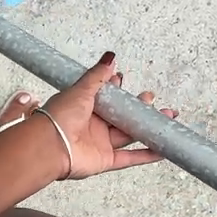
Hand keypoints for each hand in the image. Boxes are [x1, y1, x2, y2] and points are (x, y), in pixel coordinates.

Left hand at [40, 52, 176, 179]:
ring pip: (129, 134)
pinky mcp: (104, 160)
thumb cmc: (58, 117)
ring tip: (167, 116)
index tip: (125, 79)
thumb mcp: (80, 90)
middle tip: (149, 99)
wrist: (50, 146)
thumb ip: (97, 75)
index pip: (104, 97)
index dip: (116, 89)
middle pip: (120, 116)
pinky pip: (130, 157)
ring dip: (148, 127)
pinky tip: (162, 148)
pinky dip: (147, 154)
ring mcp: (99, 143)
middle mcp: (91, 125)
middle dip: (137, 108)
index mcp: (82, 107)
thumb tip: (110, 57)